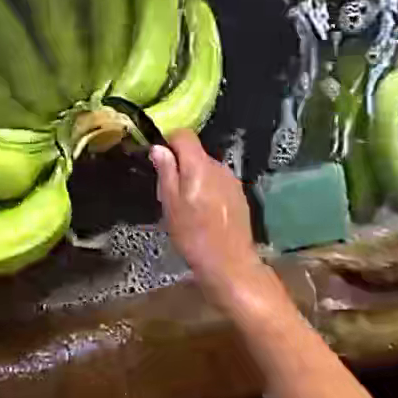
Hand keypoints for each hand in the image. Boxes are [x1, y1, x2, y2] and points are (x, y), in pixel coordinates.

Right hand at [150, 131, 275, 311]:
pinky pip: (218, 182)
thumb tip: (159, 148)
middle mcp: (219, 166)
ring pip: (207, 168)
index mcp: (199, 165)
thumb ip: (166, 173)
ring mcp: (232, 180)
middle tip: (169, 193)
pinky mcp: (239, 194)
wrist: (230, 263)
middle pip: (196, 153)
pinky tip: (205, 213)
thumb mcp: (171, 205)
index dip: (169, 143)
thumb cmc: (194, 236)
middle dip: (180, 165)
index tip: (160, 162)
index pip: (184, 135)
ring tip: (187, 208)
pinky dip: (208, 189)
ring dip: (195, 178)